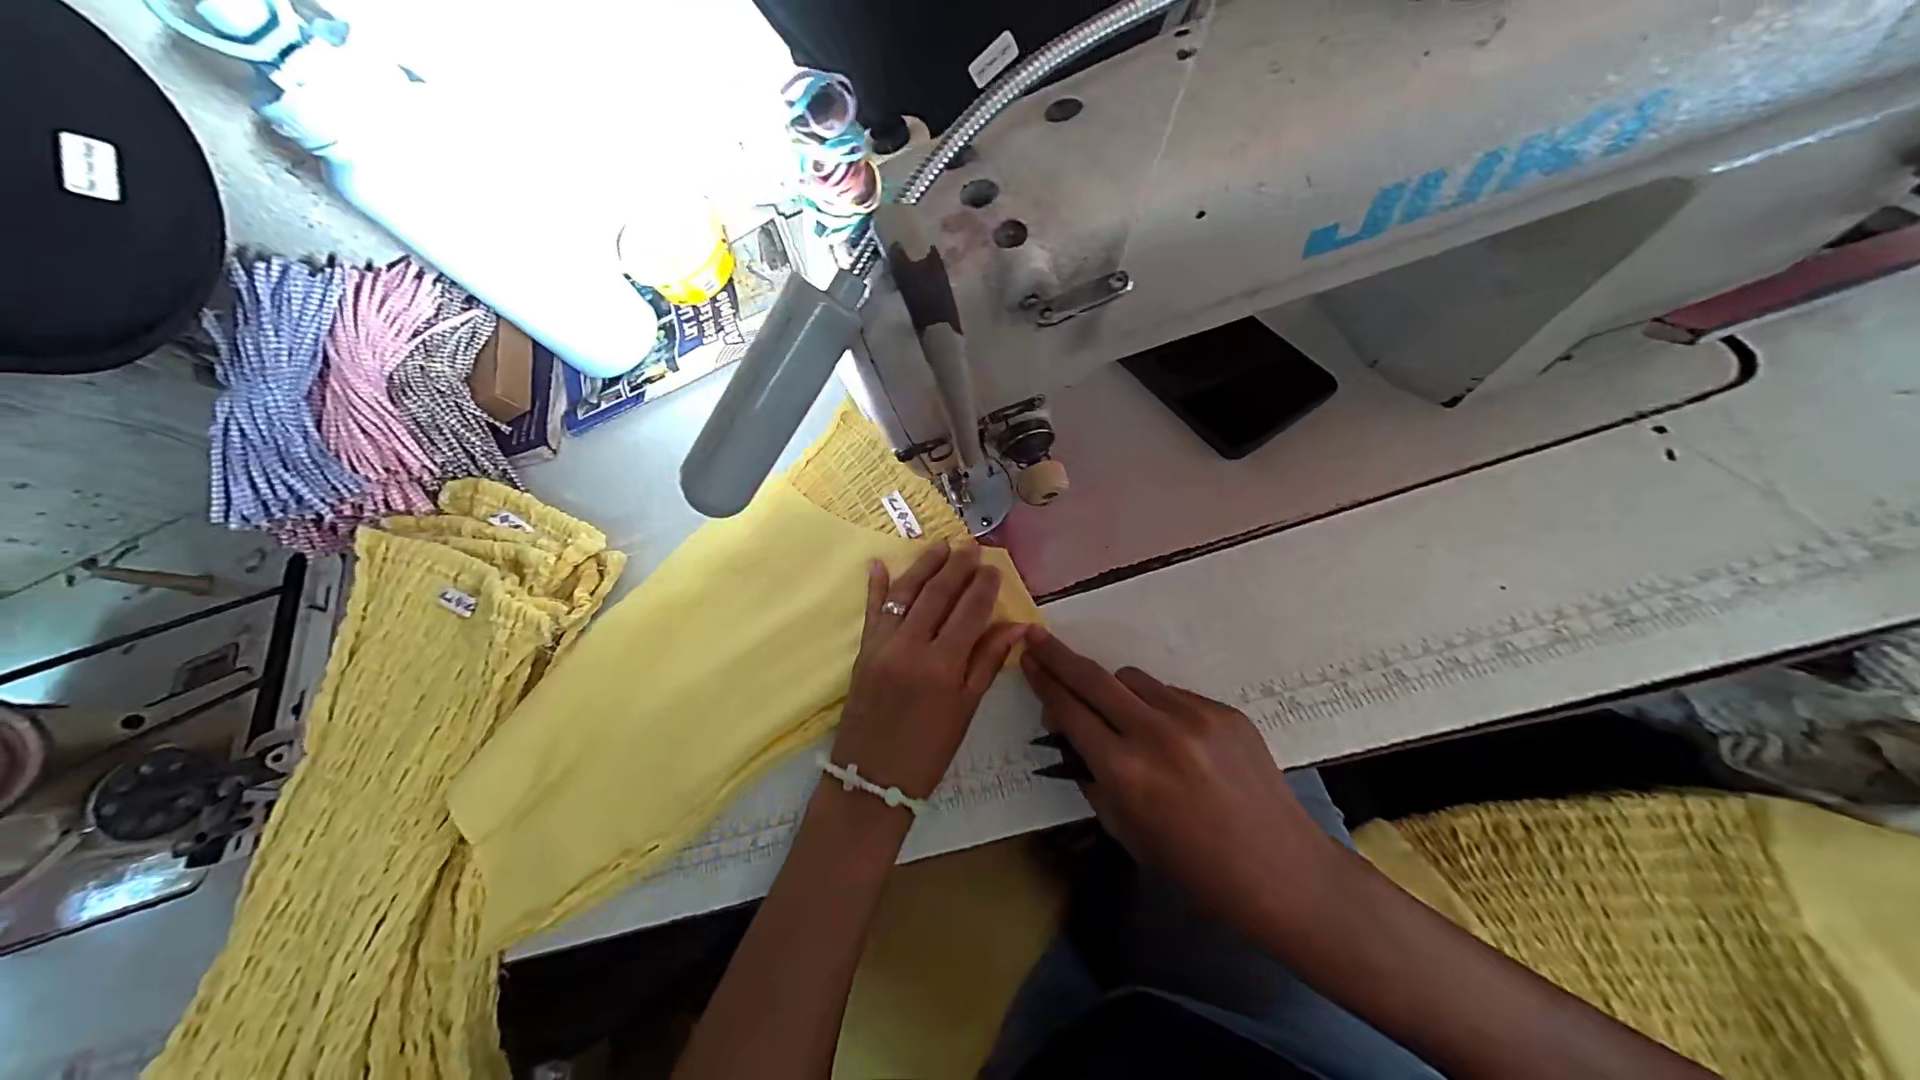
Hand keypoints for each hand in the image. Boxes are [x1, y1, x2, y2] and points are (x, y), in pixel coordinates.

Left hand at [831, 542, 1026, 802]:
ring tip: (940, 545)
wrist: (872, 778)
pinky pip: (872, 611)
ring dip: (923, 566)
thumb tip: (1017, 624)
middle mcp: (911, 646)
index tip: (993, 566)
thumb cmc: (929, 750)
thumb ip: (989, 661)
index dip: (983, 586)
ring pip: (905, 594)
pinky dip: (877, 586)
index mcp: (943, 664)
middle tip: (970, 545)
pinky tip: (880, 564)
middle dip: (956, 566)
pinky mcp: (863, 651)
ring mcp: (883, 645)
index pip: (969, 611)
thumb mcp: (967, 709)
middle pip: (937, 594)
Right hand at [1021, 628, 1339, 920]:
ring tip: (1119, 716)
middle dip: (1059, 656)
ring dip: (1113, 689)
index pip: (1070, 711)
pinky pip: (1172, 694)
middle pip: (1093, 678)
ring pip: (1133, 679)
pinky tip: (1171, 738)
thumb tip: (1071, 736)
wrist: (1279, 870)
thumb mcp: (1125, 830)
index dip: (1043, 683)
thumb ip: (1093, 778)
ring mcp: (1195, 717)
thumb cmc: (1193, 866)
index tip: (1028, 660)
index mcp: (1125, 772)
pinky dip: (1156, 706)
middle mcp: (1156, 734)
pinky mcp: (1224, 712)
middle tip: (1038, 638)